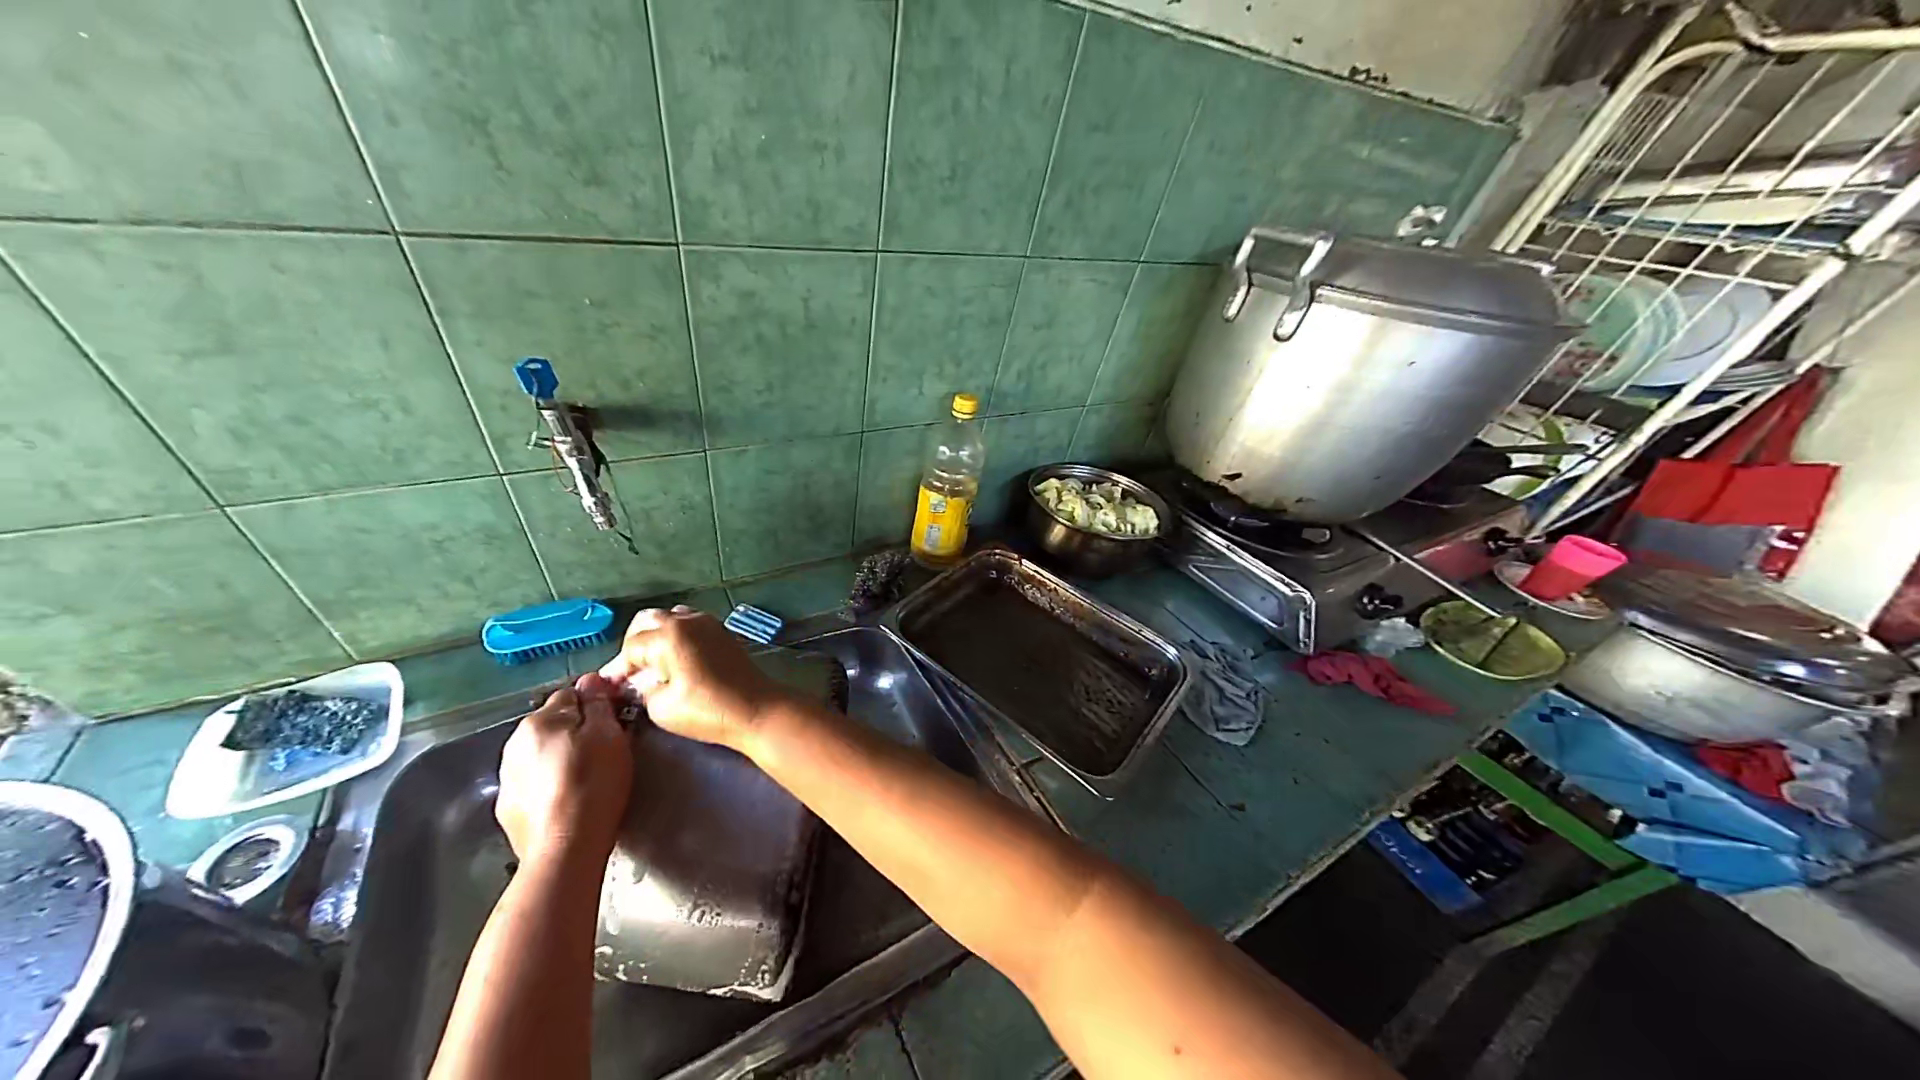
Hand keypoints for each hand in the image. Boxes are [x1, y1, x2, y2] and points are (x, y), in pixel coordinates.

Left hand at [495, 674, 632, 871]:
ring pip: (542, 754)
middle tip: (607, 749)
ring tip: (588, 777)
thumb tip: (591, 680)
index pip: (571, 694)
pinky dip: (550, 784)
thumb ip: (598, 704)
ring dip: (562, 757)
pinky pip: (535, 783)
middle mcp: (514, 744)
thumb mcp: (608, 735)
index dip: (598, 704)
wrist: (565, 848)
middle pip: (554, 725)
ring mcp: (507, 778)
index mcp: (538, 721)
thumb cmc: (593, 784)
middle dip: (578, 731)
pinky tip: (568, 799)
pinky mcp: (508, 808)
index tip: (617, 719)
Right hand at [598, 607, 795, 751]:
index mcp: (668, 635)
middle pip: (647, 621)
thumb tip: (635, 681)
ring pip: (670, 618)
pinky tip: (676, 660)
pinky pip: (690, 624)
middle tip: (631, 672)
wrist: (756, 709)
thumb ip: (641, 689)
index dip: (619, 667)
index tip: (613, 686)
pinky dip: (676, 636)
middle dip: (634, 644)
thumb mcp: (661, 706)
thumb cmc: (706, 710)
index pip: (631, 645)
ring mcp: (707, 623)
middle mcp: (687, 621)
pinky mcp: (722, 632)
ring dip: (656, 636)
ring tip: (653, 665)